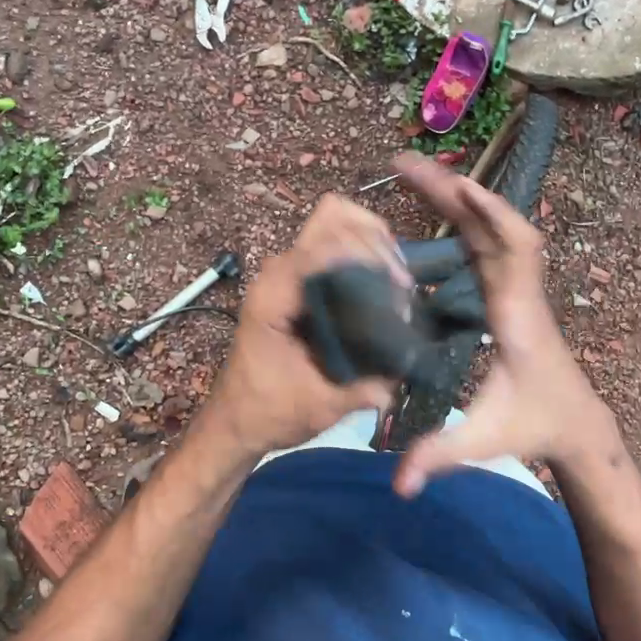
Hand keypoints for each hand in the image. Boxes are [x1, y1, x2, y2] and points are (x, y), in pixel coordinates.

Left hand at [201, 195, 402, 456]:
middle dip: (374, 239)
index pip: (325, 243)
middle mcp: (280, 272)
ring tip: (398, 283)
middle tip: (400, 282)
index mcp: (275, 294)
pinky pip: (336, 247)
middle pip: (333, 217)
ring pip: (337, 225)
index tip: (398, 290)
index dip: (368, 255)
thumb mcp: (317, 406)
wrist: (234, 423)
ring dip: (373, 244)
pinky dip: (366, 255)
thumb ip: (361, 390)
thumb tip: (406, 372)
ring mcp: (289, 273)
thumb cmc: (267, 411)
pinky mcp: (299, 282)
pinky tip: (386, 288)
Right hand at [391, 152, 616, 496]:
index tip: (459, 185)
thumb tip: (398, 485)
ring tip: (414, 175)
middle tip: (403, 164)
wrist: (578, 423)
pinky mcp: (509, 293)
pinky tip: (439, 211)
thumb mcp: (488, 441)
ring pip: (492, 228)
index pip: (513, 250)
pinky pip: (488, 243)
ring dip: (458, 198)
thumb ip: (443, 456)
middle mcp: (520, 291)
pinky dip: (465, 219)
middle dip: (454, 190)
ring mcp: (517, 289)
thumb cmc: (539, 426)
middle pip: (495, 225)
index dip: (490, 214)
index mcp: (518, 315)